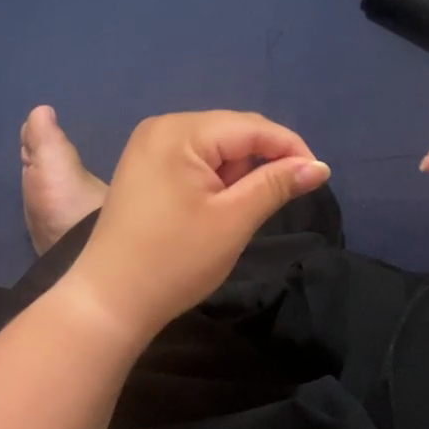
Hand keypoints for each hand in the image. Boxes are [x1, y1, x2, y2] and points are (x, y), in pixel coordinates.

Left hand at [58, 111, 330, 341]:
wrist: (108, 302)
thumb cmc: (174, 261)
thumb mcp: (234, 221)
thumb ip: (277, 184)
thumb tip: (320, 166)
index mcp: (180, 131)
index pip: (251, 126)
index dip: (290, 147)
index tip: (319, 178)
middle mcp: (162, 127)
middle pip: (233, 131)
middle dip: (262, 161)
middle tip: (283, 199)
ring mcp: (149, 146)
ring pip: (216, 147)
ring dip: (239, 173)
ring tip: (240, 212)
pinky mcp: (146, 168)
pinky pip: (195, 160)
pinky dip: (216, 179)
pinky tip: (218, 207)